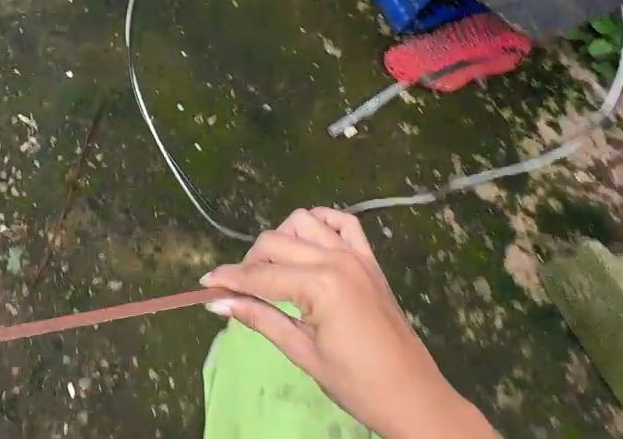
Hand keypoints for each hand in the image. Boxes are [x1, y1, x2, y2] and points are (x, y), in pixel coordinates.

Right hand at [202, 208, 496, 438]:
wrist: (416, 401)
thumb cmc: (358, 385)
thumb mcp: (303, 353)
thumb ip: (259, 318)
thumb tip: (217, 302)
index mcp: (320, 285)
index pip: (261, 276)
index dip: (230, 279)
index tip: (206, 284)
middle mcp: (336, 259)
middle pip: (275, 242)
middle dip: (250, 263)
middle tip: (239, 289)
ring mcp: (356, 255)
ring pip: (303, 222)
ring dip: (282, 239)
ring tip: (274, 271)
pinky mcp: (370, 260)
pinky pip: (343, 222)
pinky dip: (321, 223)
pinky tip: (308, 243)